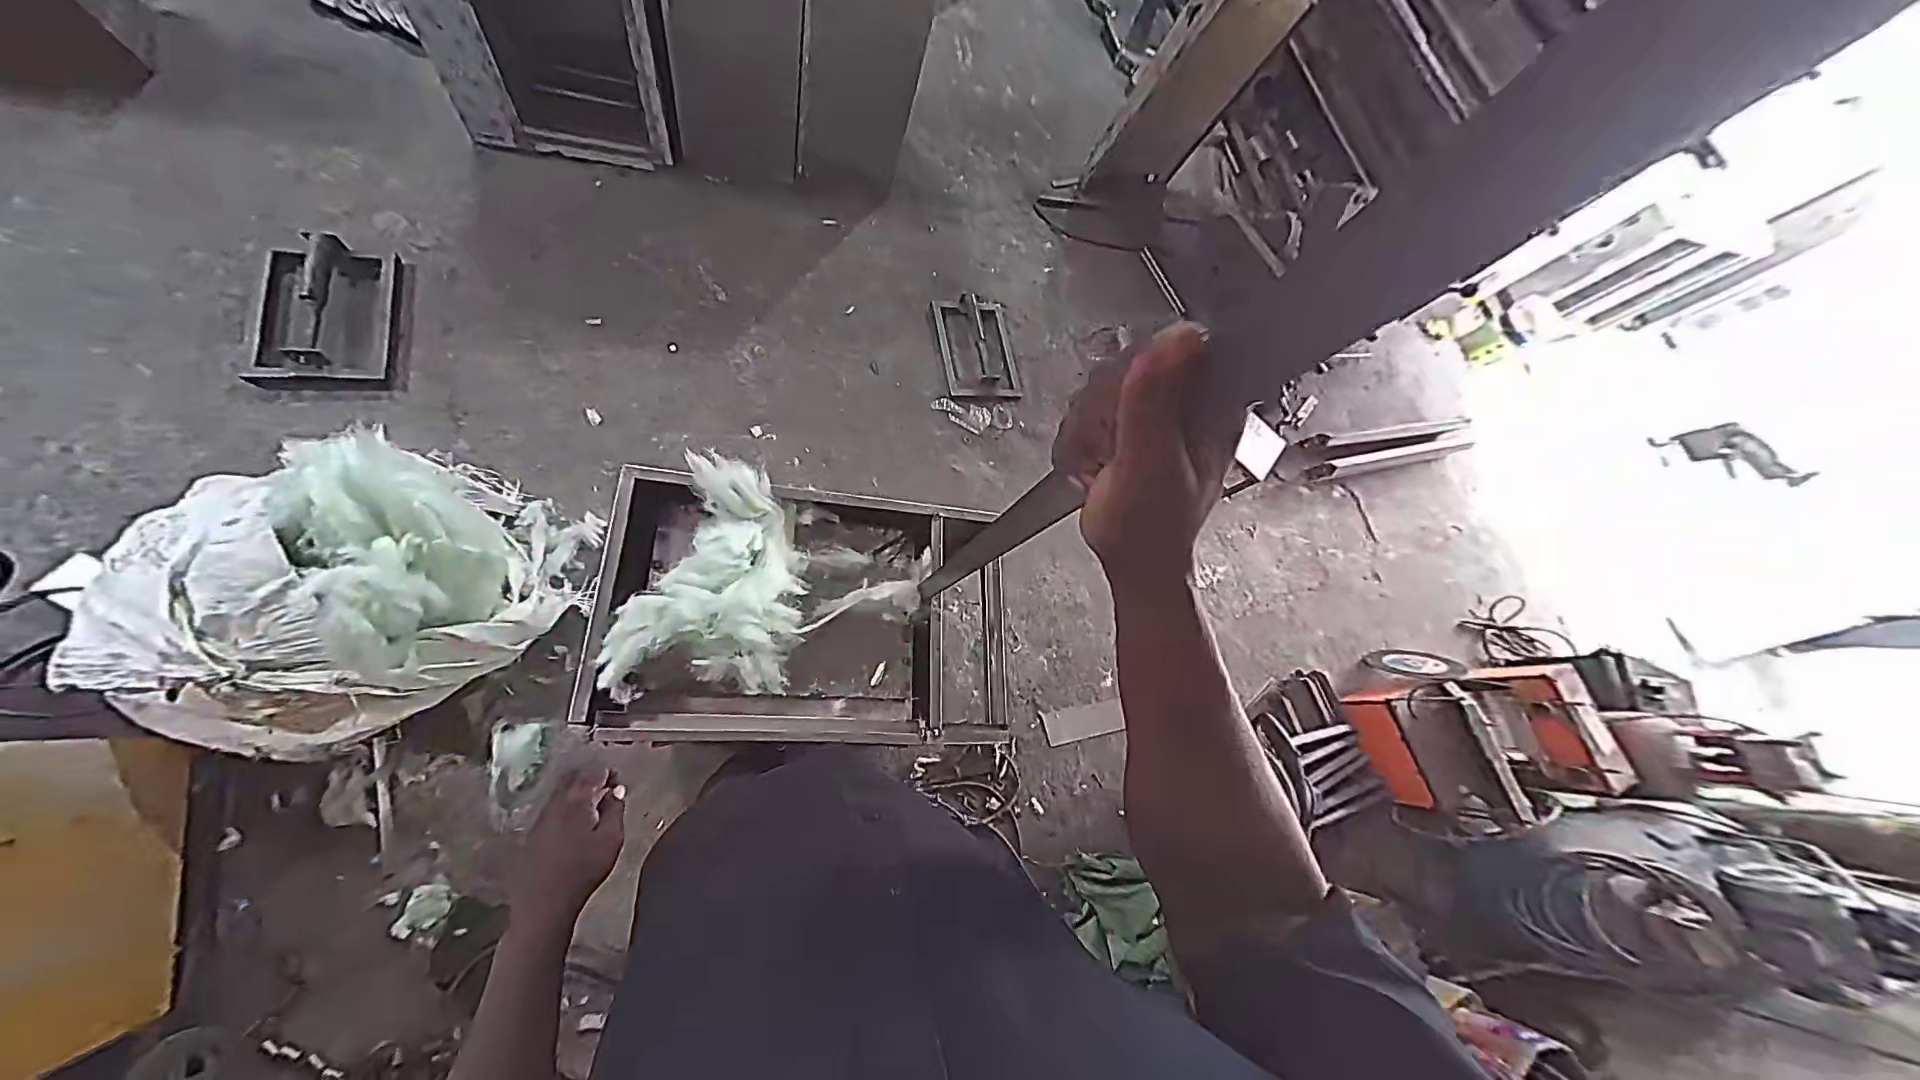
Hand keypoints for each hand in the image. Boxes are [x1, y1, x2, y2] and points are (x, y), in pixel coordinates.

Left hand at [510, 767, 624, 924]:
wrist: (544, 903)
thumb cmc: (583, 869)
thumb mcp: (611, 838)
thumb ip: (615, 810)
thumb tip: (615, 791)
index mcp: (575, 801)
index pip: (591, 773)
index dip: (607, 772)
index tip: (618, 781)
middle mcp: (553, 805)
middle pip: (571, 779)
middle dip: (590, 779)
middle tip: (606, 789)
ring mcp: (539, 820)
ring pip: (560, 795)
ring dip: (576, 794)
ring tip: (593, 806)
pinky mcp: (531, 836)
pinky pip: (552, 810)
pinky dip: (566, 808)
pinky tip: (574, 823)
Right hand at [1052, 322, 1230, 591]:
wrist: (1133, 562)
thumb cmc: (1150, 529)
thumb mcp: (1149, 463)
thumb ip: (1154, 402)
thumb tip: (1173, 340)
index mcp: (1214, 406)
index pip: (1175, 347)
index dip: (1139, 375)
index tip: (1125, 414)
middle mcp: (1188, 405)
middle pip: (1130, 364)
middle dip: (1106, 410)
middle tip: (1114, 447)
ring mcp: (1157, 415)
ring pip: (1106, 384)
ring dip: (1091, 427)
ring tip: (1106, 459)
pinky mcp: (1129, 426)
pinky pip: (1092, 406)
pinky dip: (1084, 436)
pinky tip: (1097, 460)